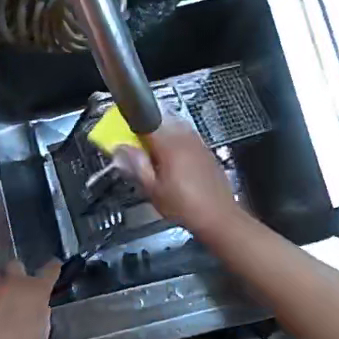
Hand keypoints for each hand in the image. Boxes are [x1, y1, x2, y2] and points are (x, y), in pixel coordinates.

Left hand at [0, 259, 61, 338]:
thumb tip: (37, 308)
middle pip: (16, 266)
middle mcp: (12, 282)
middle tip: (20, 291)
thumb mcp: (40, 336)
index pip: (49, 270)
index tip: (54, 266)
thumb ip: (40, 315)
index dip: (53, 268)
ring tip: (0, 309)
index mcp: (35, 290)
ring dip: (0, 290)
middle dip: (19, 274)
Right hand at [112, 117, 243, 235]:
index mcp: (169, 144)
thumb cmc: (184, 206)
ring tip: (158, 159)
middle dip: (148, 132)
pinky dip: (176, 144)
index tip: (126, 140)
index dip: (132, 128)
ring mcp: (198, 142)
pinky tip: (175, 164)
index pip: (146, 121)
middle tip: (141, 152)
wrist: (219, 216)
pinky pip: (186, 137)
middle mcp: (185, 137)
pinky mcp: (206, 150)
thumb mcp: (153, 190)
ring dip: (163, 137)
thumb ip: (136, 165)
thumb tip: (120, 149)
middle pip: (161, 121)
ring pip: (174, 128)